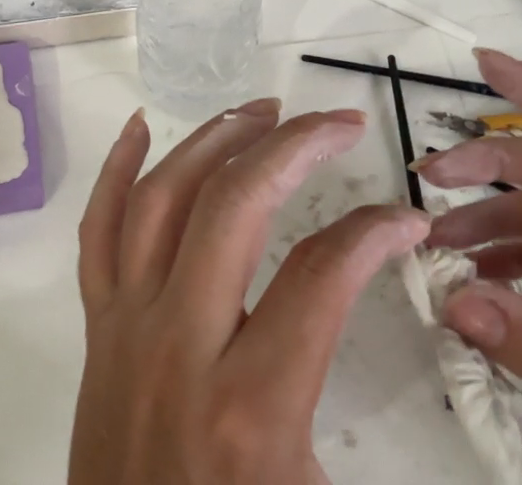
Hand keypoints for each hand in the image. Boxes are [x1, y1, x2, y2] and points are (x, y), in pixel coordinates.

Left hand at [70, 99, 430, 484]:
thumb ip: (358, 410)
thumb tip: (428, 371)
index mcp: (251, 405)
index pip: (319, 277)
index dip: (372, 233)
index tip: (406, 217)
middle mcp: (179, 346)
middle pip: (233, 210)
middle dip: (291, 150)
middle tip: (336, 123)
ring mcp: (125, 327)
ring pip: (160, 202)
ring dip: (210, 142)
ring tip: (258, 110)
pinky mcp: (93, 327)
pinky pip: (95, 233)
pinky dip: (114, 172)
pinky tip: (138, 127)